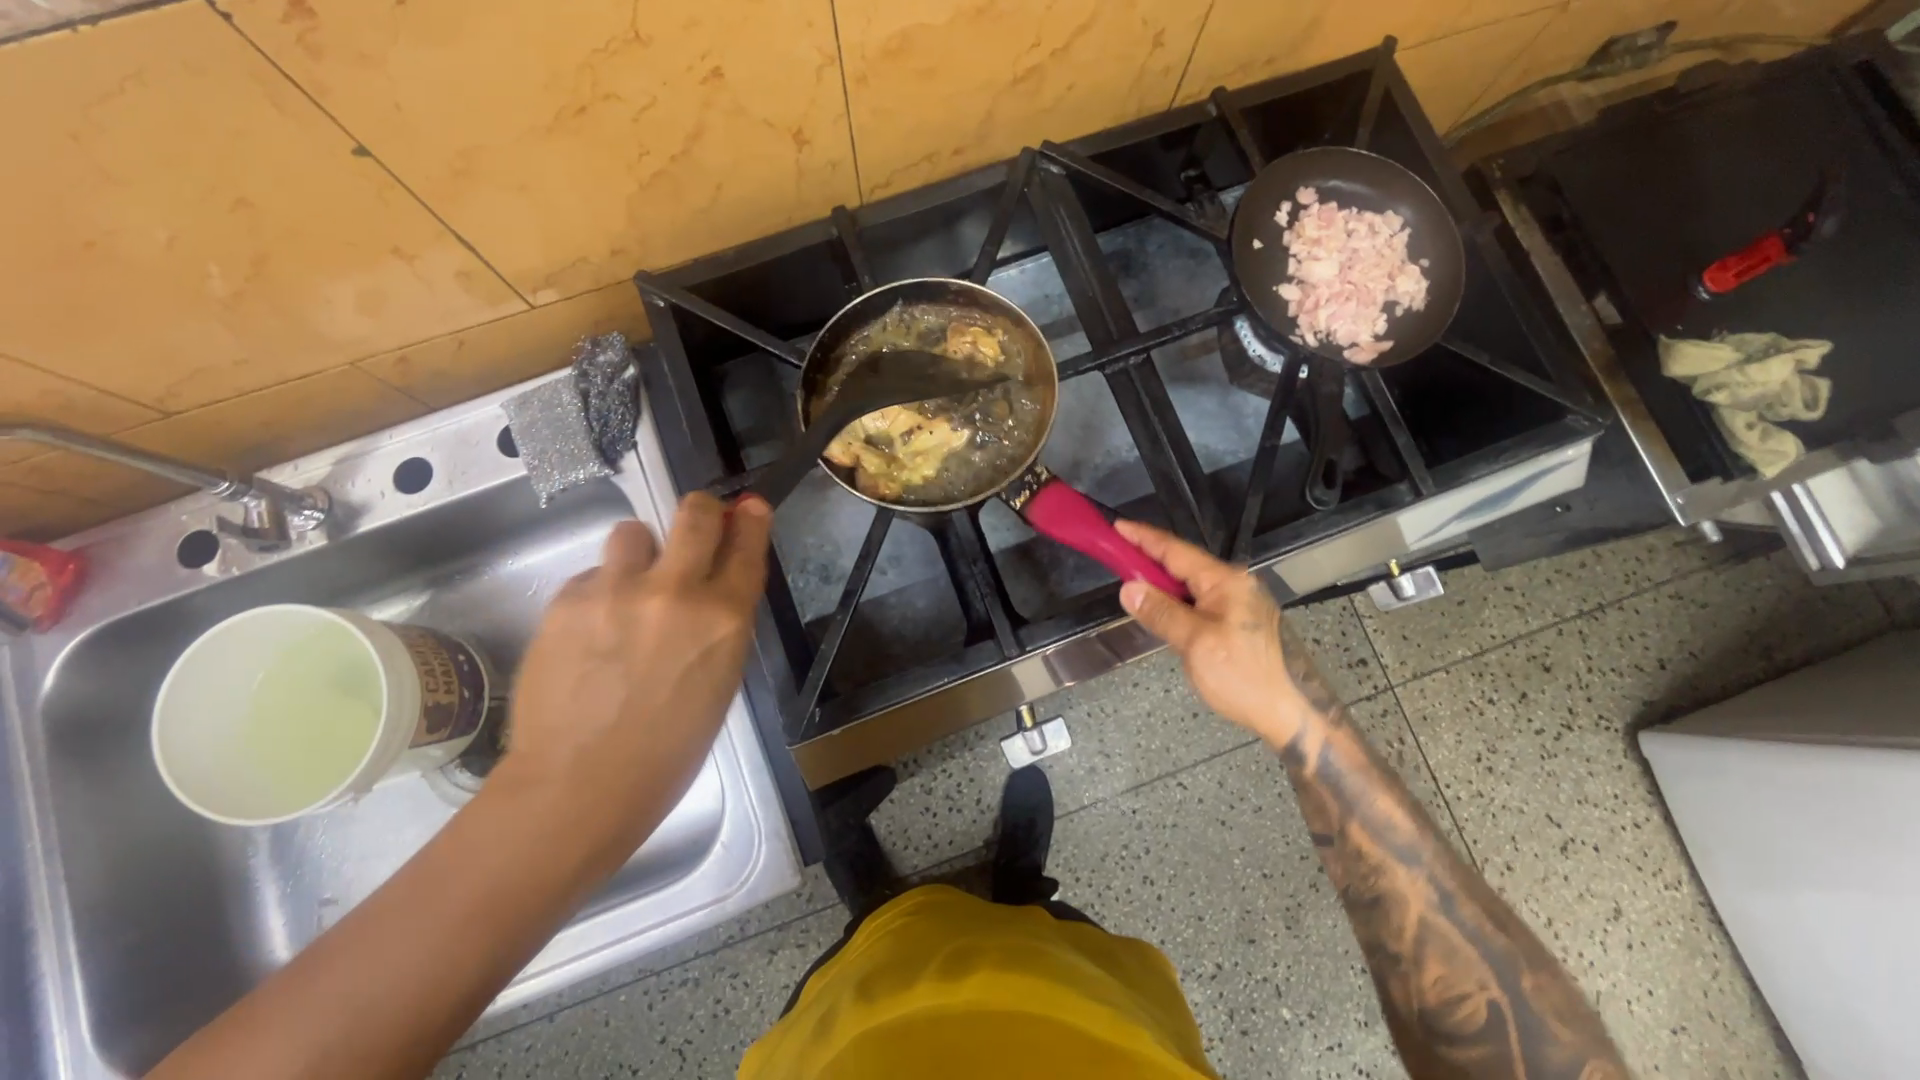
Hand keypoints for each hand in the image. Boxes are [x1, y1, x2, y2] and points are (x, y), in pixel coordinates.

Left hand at [496, 492, 772, 868]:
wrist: (580, 784)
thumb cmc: (667, 752)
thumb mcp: (720, 683)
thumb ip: (720, 625)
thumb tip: (713, 586)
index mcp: (725, 619)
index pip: (746, 544)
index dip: (750, 519)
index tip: (748, 507)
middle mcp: (676, 591)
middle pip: (694, 513)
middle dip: (700, 512)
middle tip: (694, 525)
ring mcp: (617, 591)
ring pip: (632, 533)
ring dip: (638, 554)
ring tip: (627, 593)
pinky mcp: (567, 599)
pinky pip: (591, 576)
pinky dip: (597, 595)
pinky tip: (590, 636)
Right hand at [1114, 520, 1319, 748]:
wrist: (1288, 711)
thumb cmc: (1243, 676)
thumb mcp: (1195, 644)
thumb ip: (1161, 612)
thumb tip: (1129, 589)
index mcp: (1226, 582)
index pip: (1176, 551)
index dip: (1144, 538)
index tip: (1118, 526)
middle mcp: (1235, 585)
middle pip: (1184, 565)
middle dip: (1150, 560)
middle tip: (1117, 559)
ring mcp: (1239, 603)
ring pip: (1191, 585)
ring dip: (1163, 583)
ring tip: (1134, 585)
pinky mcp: (1239, 622)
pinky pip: (1200, 602)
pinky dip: (1177, 601)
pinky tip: (1163, 611)